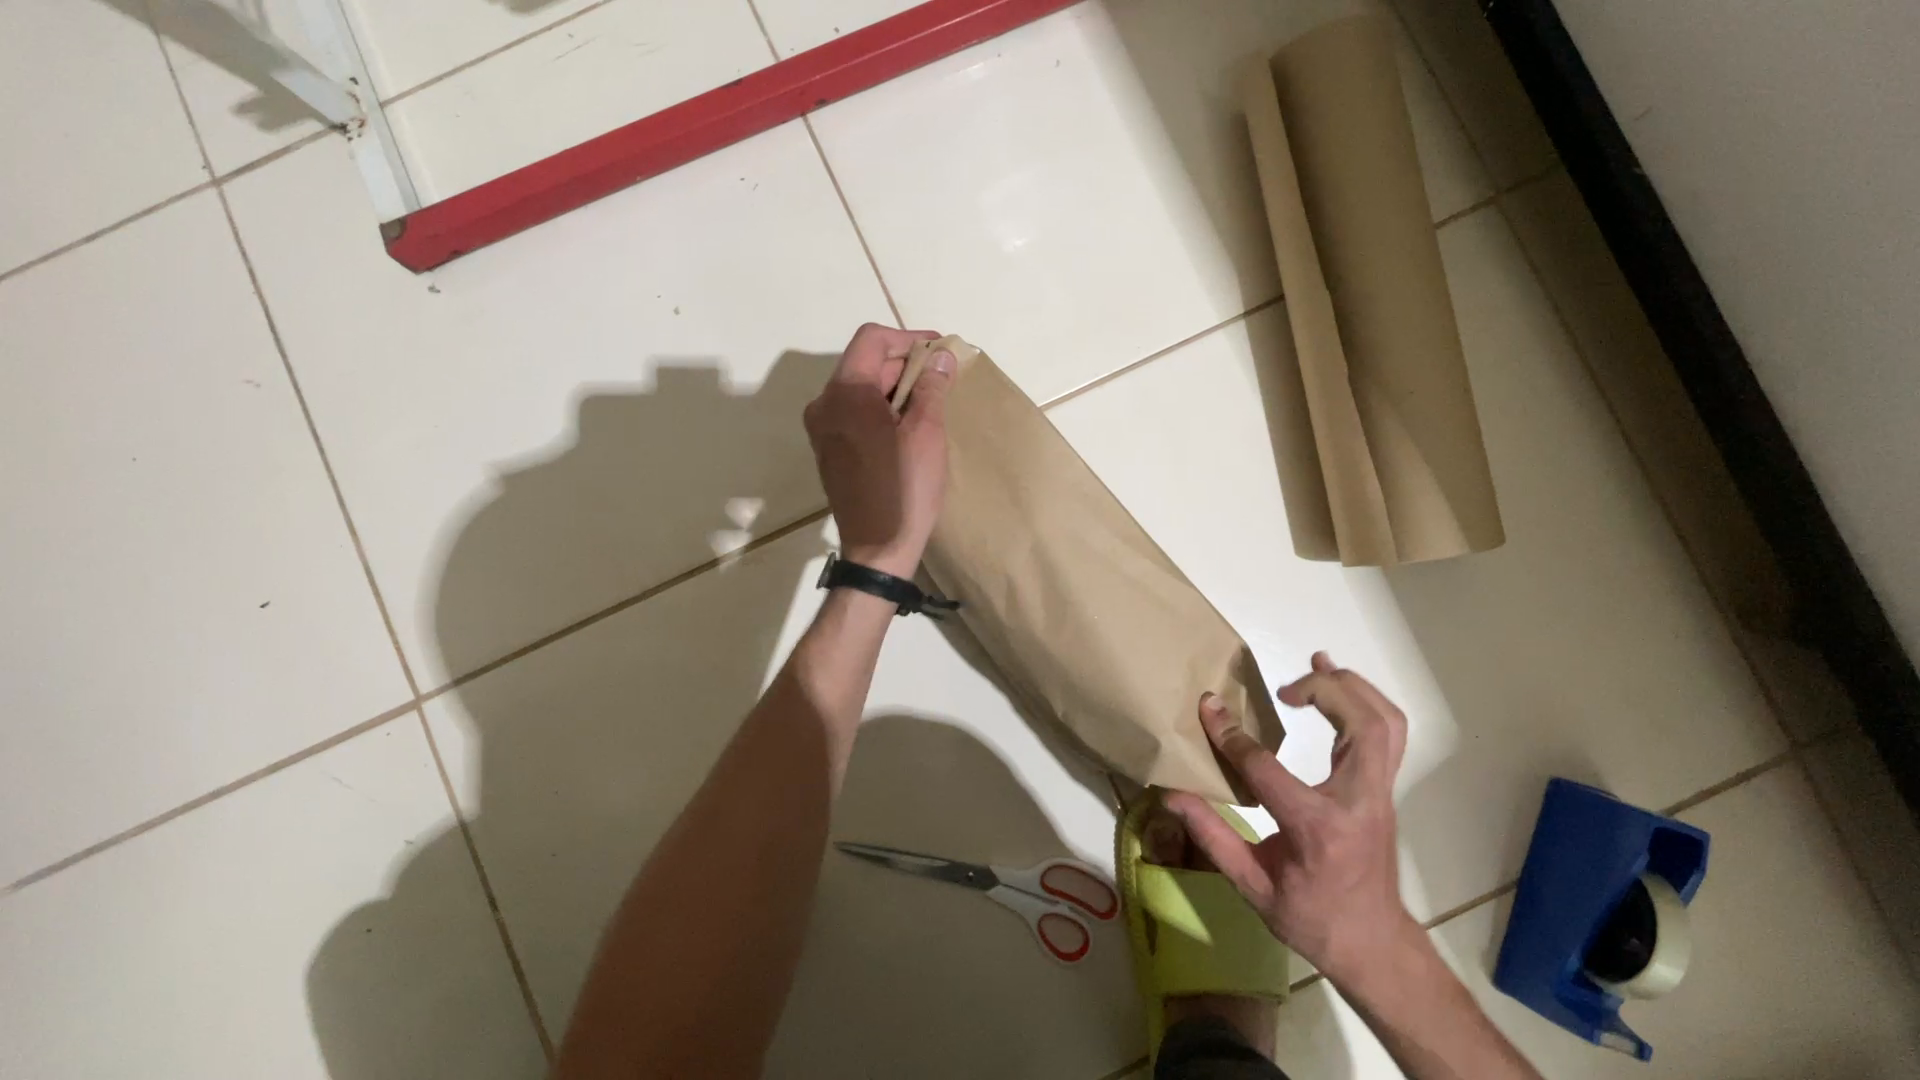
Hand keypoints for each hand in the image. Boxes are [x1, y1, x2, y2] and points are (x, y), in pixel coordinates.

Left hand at [804, 323, 954, 577]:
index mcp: (845, 393)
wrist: (877, 547)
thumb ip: (931, 386)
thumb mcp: (926, 432)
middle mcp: (824, 404)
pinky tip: (907, 426)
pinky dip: (880, 408)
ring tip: (930, 402)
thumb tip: (939, 356)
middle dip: (903, 363)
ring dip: (893, 387)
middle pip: (864, 363)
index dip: (908, 338)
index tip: (940, 350)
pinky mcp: (828, 450)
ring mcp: (821, 429)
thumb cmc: (905, 488)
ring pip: (858, 389)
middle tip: (941, 377)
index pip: (872, 339)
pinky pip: (853, 413)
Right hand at [1166, 652, 1419, 986]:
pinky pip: (1388, 733)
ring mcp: (1379, 794)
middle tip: (1283, 690)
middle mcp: (1359, 802)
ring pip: (1386, 722)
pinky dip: (1366, 701)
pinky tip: (1338, 684)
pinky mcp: (1384, 789)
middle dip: (1324, 691)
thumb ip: (1212, 836)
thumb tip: (1172, 794)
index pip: (1268, 766)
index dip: (1231, 735)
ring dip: (1353, 687)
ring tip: (1317, 666)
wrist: (1373, 944)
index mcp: (1318, 827)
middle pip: (1361, 725)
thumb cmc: (1309, 918)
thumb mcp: (1252, 885)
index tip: (1208, 708)